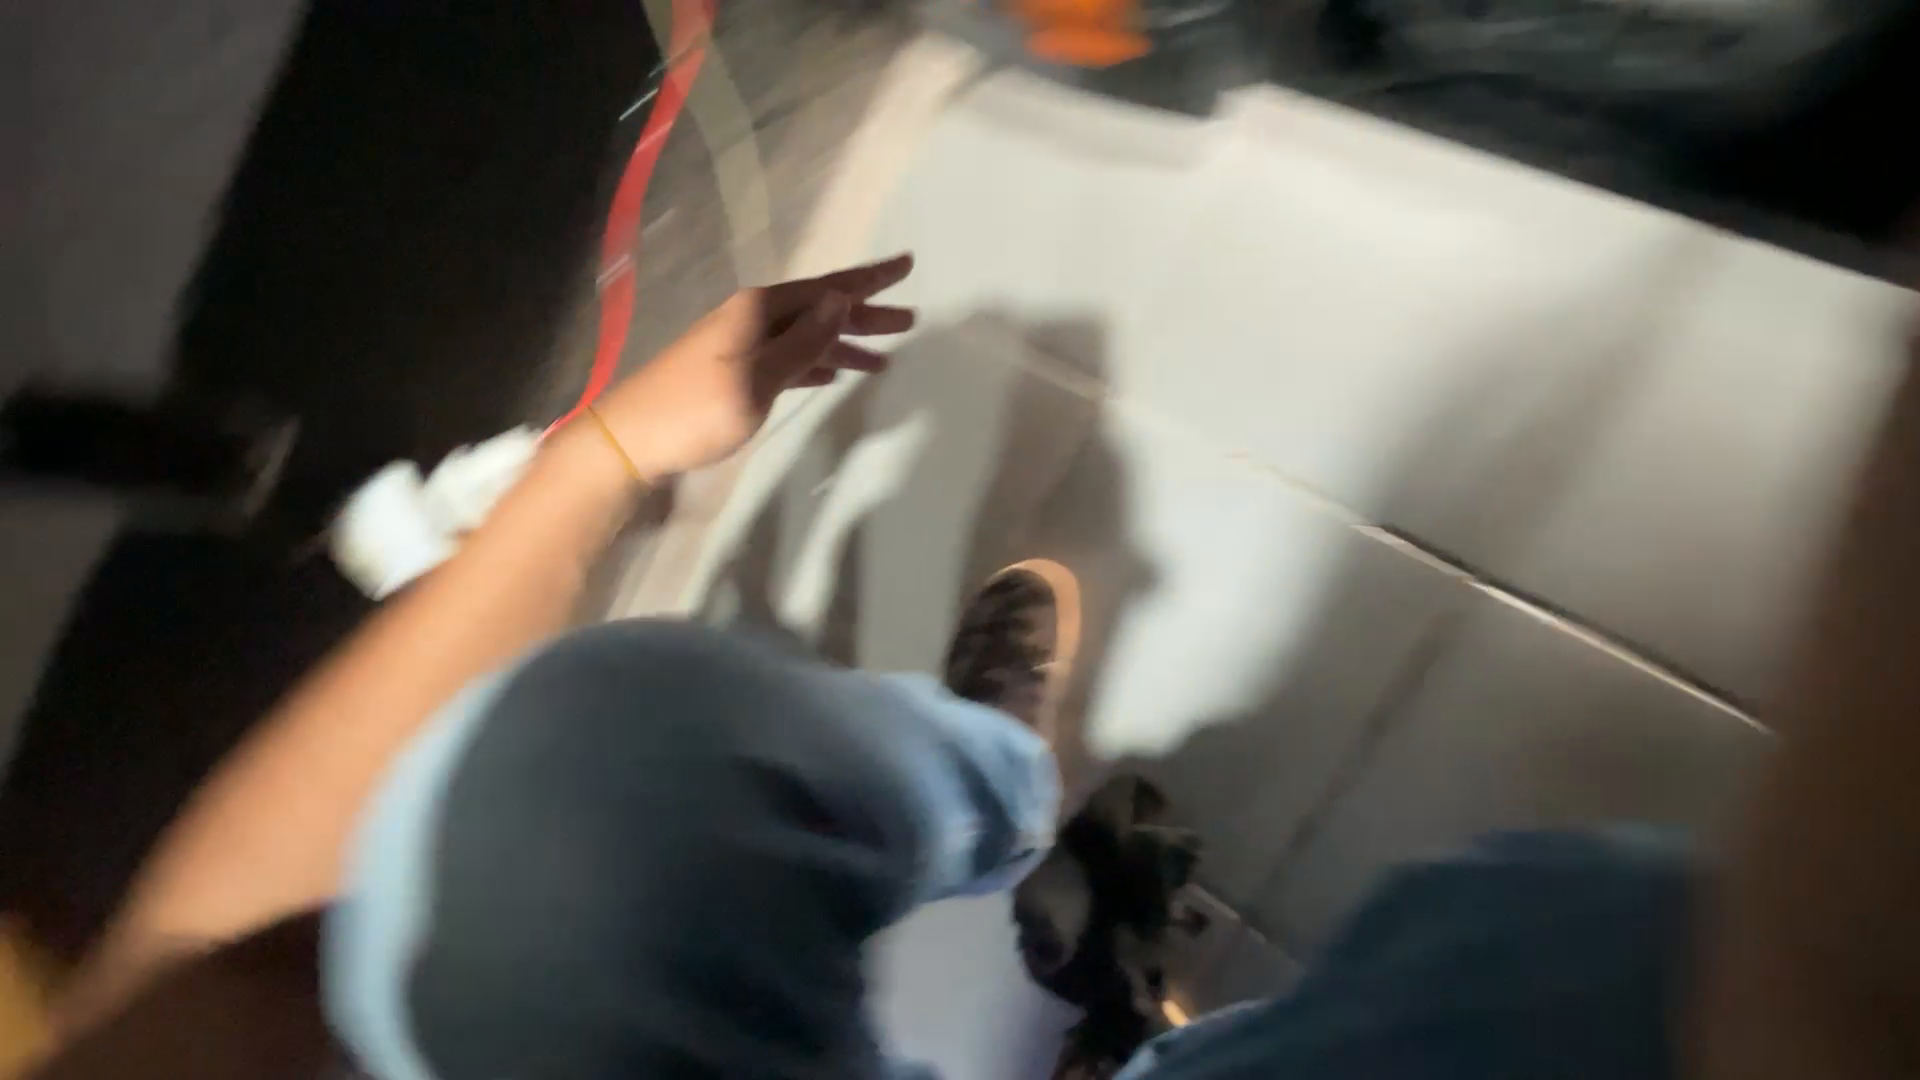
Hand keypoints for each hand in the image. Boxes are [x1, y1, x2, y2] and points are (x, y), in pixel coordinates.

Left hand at [587, 254, 915, 481]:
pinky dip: (816, 364)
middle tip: (909, 320)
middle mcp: (755, 319)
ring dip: (846, 345)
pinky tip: (834, 373)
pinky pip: (791, 360)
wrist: (634, 439)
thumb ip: (803, 341)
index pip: (827, 288)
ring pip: (809, 338)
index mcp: (760, 311)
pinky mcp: (739, 372)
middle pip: (822, 311)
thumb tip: (840, 301)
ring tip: (884, 358)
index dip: (869, 280)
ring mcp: (745, 346)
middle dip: (866, 315)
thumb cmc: (697, 409)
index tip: (906, 265)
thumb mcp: (757, 377)